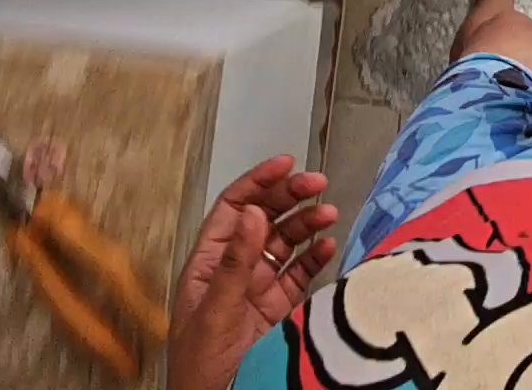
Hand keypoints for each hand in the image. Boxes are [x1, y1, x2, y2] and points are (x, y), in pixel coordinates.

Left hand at [168, 157, 338, 389]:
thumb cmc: (201, 368)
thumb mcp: (214, 313)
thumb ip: (235, 263)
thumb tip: (255, 210)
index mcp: (209, 262)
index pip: (235, 208)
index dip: (259, 182)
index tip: (287, 163)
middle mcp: (235, 268)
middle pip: (265, 218)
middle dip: (291, 197)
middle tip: (319, 183)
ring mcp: (259, 288)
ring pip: (287, 242)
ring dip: (307, 224)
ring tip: (330, 213)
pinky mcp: (281, 310)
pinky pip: (300, 274)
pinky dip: (316, 257)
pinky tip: (329, 246)